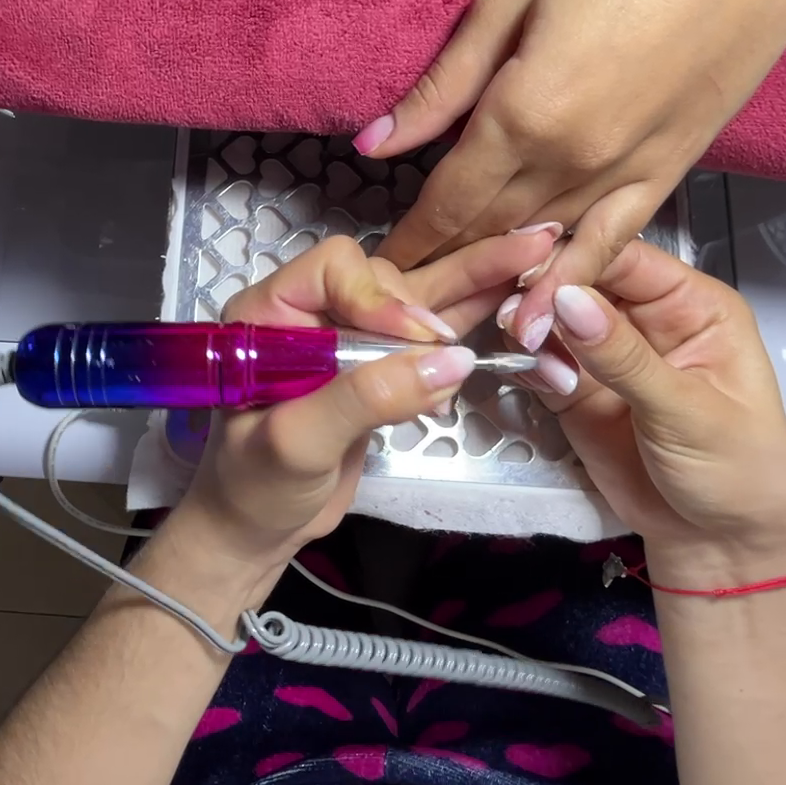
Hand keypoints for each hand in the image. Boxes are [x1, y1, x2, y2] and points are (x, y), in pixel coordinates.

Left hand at [164, 228, 559, 592]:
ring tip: (529, 257)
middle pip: (378, 280)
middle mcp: (306, 314)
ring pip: (410, 298)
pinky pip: (421, 336)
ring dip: (465, 287)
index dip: (378, 297)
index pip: (331, 269)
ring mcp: (343, 338)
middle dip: (419, 310)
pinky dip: (463, 321)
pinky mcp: (373, 367)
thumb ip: (366, 397)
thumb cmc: (256, 486)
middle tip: (448, 353)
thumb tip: (450, 361)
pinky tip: (507, 301)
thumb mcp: (300, 442)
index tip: (414, 341)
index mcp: (268, 315)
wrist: (259, 527)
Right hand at [517, 242, 785, 586]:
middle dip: (542, 295)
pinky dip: (523, 361)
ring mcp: (602, 352)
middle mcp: (642, 317)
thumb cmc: (738, 471)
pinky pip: (537, 358)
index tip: (533, 287)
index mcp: (689, 304)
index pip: (622, 258)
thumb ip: (624, 356)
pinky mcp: (572, 386)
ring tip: (521, 350)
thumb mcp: (689, 412)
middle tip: (515, 322)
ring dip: (527, 328)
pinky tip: (527, 375)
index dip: (577, 264)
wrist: (717, 542)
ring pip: (549, 316)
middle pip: (577, 279)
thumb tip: (565, 298)